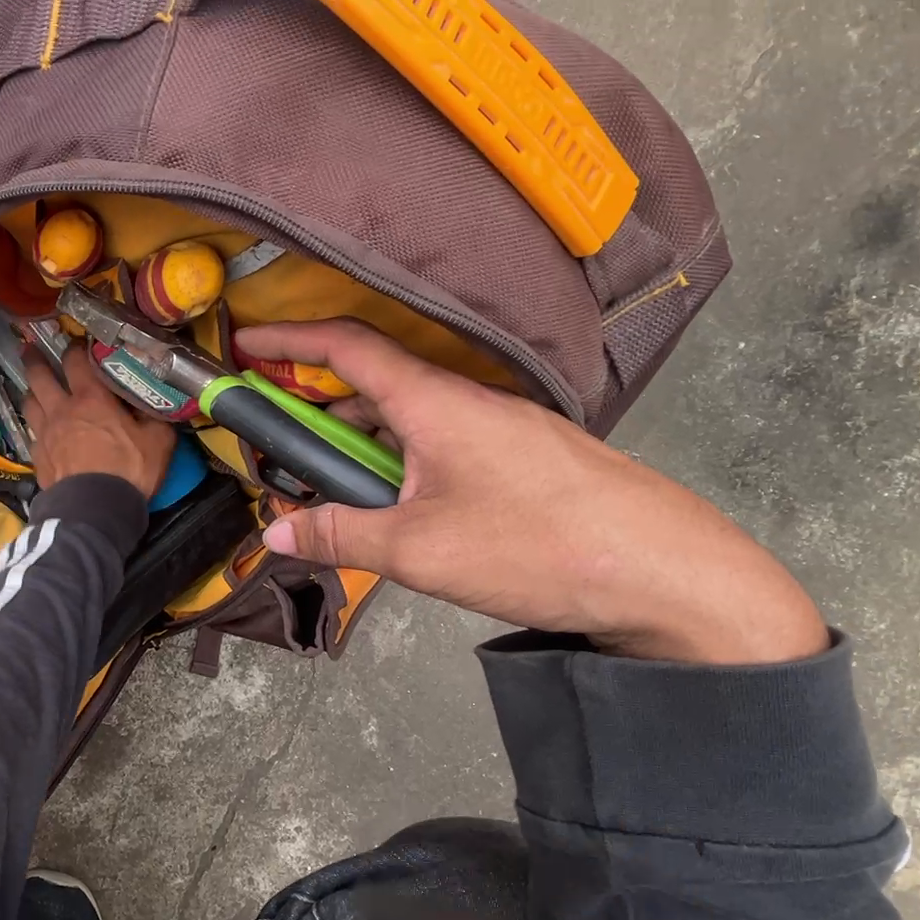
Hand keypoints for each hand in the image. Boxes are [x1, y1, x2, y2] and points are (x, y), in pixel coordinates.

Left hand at [21, 344, 175, 498]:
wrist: (94, 510)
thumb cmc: (128, 471)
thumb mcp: (157, 441)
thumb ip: (154, 417)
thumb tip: (156, 404)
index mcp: (91, 398)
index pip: (75, 361)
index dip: (74, 348)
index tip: (75, 343)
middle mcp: (62, 410)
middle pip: (40, 376)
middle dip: (34, 360)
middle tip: (29, 349)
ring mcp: (45, 434)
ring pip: (30, 403)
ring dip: (31, 392)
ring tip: (33, 388)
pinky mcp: (38, 458)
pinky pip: (32, 434)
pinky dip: (35, 427)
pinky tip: (40, 430)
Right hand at [235, 320, 828, 664]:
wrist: (673, 578)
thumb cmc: (541, 549)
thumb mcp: (417, 551)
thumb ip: (336, 537)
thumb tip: (275, 535)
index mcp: (437, 405)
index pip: (349, 348)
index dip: (290, 341)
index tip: (246, 344)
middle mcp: (469, 404)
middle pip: (373, 384)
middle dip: (315, 404)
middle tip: (277, 439)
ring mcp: (502, 430)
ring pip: (408, 418)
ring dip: (357, 441)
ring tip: (328, 487)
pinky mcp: (523, 460)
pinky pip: (440, 443)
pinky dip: (397, 461)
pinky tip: (392, 505)